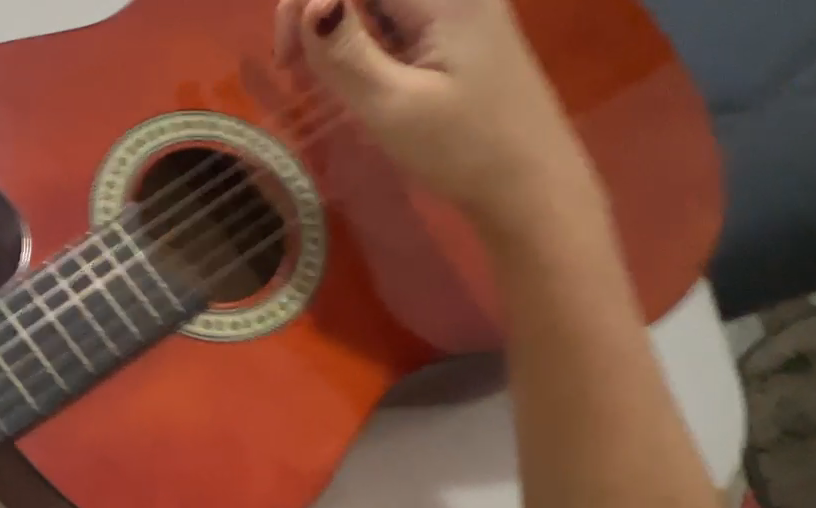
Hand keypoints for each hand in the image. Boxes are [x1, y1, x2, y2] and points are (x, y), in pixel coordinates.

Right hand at [273, 0, 601, 239]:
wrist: (529, 183)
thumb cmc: (462, 149)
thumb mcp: (393, 107)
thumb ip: (346, 54)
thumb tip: (308, 4)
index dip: (309, 1)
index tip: (286, 61)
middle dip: (317, 9)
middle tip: (292, 69)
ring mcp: (457, 7)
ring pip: (377, 0)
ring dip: (335, 25)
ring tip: (313, 76)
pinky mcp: (455, 31)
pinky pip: (395, 16)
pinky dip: (360, 36)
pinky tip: (347, 72)